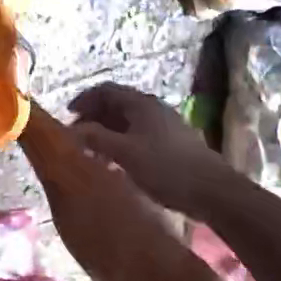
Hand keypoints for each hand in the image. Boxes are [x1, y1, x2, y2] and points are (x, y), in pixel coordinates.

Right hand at [69, 83, 236, 218]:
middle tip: (77, 137)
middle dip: (94, 117)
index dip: (84, 99)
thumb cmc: (166, 168)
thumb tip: (73, 129)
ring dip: (107, 133)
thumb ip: (97, 138)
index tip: (67, 115)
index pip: (106, 90)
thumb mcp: (125, 153)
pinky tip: (116, 165)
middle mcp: (153, 108)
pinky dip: (122, 144)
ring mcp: (165, 126)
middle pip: (117, 105)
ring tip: (92, 154)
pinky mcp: (173, 144)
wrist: (212, 191)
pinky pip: (139, 136)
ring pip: (128, 122)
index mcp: (141, 104)